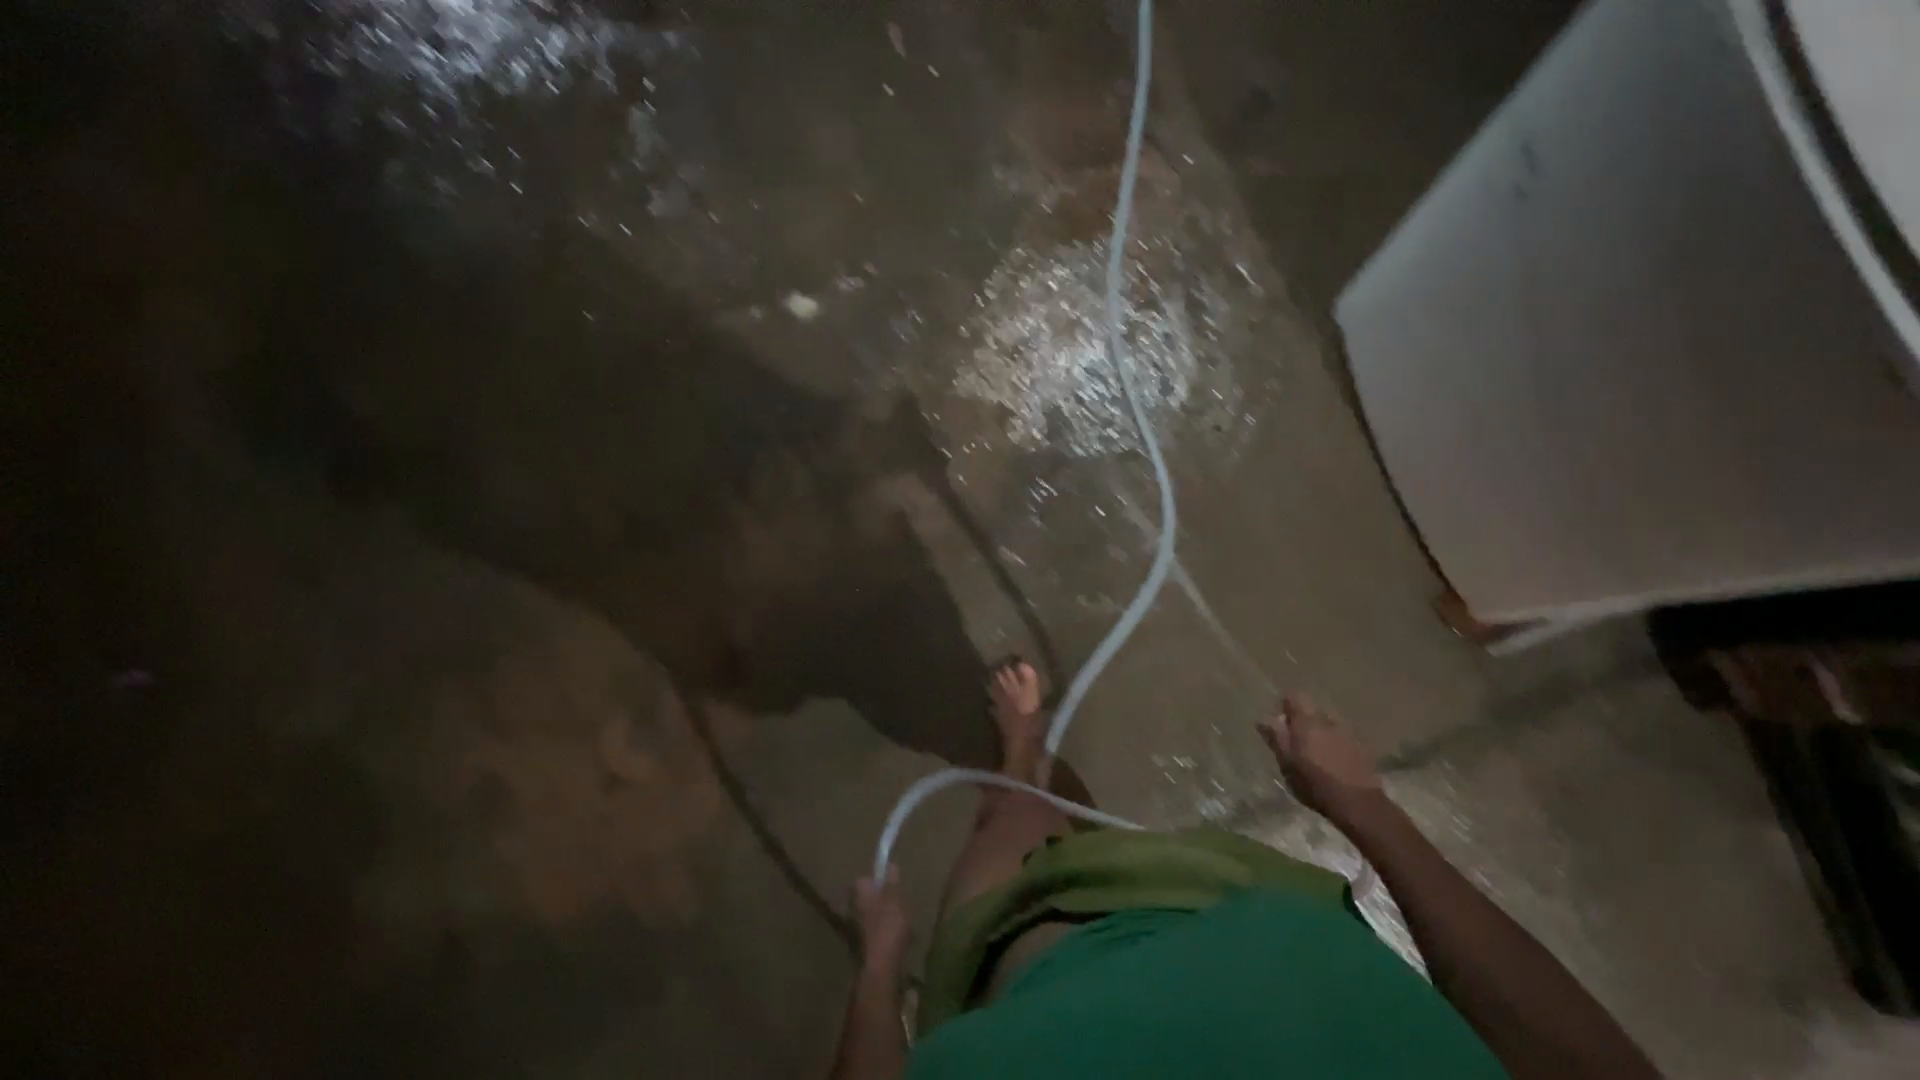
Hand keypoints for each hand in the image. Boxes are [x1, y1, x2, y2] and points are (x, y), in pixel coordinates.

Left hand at [853, 866, 909, 972]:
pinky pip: (880, 934)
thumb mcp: (894, 898)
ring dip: (889, 918)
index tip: (892, 883)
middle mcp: (854, 911)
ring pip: (875, 917)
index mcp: (859, 896)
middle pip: (869, 899)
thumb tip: (890, 864)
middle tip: (902, 902)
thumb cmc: (888, 927)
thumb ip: (891, 881)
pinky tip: (904, 939)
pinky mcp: (867, 947)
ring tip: (906, 921)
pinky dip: (890, 934)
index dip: (877, 880)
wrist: (882, 966)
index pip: (863, 880)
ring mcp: (858, 930)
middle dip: (885, 899)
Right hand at [1258, 696, 1383, 818]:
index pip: (1295, 696)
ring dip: (1323, 731)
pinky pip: (1345, 736)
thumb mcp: (1287, 764)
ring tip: (1318, 752)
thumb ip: (1276, 739)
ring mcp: (1349, 732)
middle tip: (1298, 741)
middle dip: (1305, 720)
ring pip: (1330, 722)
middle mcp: (1329, 721)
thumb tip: (1263, 719)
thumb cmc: (1314, 784)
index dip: (1286, 705)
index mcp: (1307, 722)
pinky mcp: (1364, 746)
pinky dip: (1338, 743)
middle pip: (1314, 709)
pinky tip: (1337, 761)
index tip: (1281, 722)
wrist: (1357, 803)